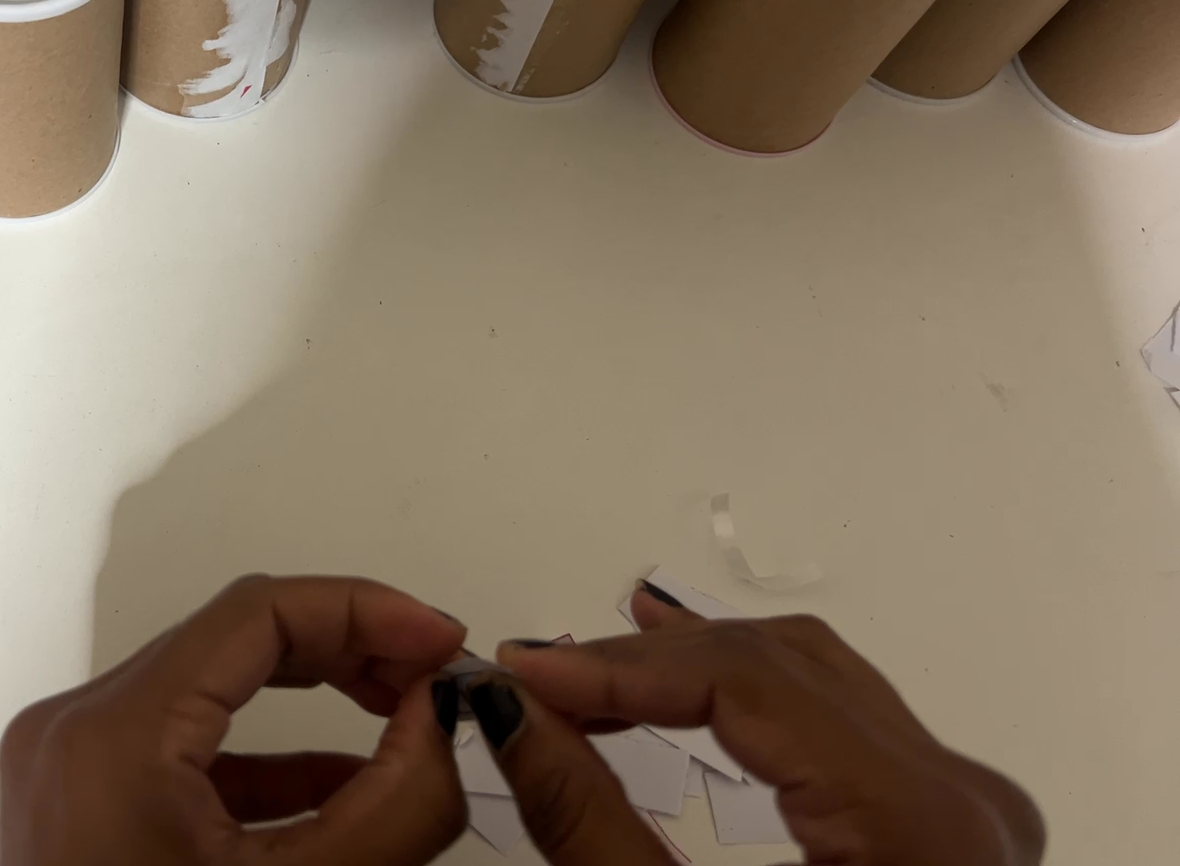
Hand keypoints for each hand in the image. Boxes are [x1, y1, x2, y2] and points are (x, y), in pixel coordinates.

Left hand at [0, 575, 471, 865]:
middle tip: (432, 671)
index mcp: (112, 736)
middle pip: (236, 638)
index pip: (253, 613)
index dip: (359, 609)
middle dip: (347, 645)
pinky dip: (273, 751)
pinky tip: (348, 770)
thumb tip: (444, 711)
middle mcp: (78, 724)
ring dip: (317, 687)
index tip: (439, 634)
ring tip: (404, 705)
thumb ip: (393, 805)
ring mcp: (76, 754)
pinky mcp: (92, 788)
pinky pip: (193, 743)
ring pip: (217, 681)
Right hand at [456, 585, 1043, 864]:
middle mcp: (957, 790)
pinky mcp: (934, 804)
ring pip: (788, 663)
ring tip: (583, 665)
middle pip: (760, 664)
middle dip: (630, 664)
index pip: (739, 680)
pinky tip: (667, 637)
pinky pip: (818, 691)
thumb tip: (503, 705)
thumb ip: (586, 819)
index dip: (617, 666)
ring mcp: (956, 794)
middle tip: (532, 679)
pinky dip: (726, 667)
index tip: (520, 670)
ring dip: (672, 659)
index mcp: (919, 823)